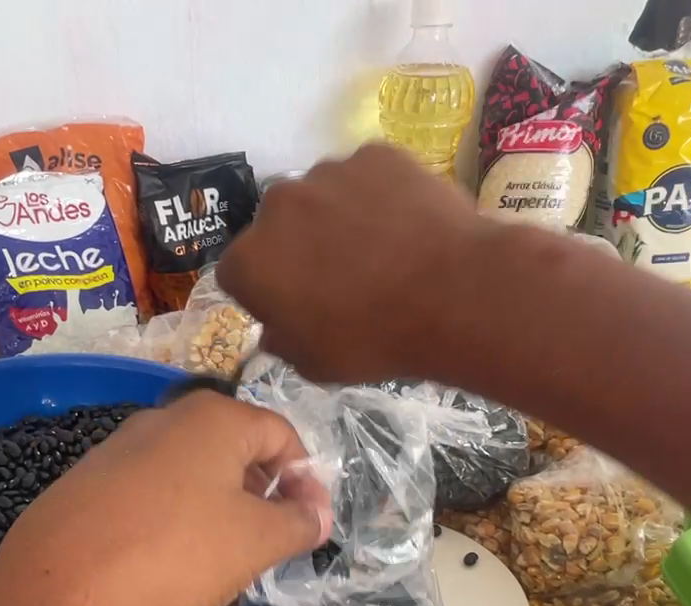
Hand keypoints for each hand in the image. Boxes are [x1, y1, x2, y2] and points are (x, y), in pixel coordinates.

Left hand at [0, 391, 332, 605]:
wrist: (61, 589)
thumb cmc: (175, 553)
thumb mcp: (255, 542)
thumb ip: (297, 523)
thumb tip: (319, 515)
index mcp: (213, 419)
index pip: (280, 434)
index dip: (305, 477)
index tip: (311, 521)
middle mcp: (163, 420)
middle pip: (232, 447)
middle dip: (261, 491)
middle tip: (271, 538)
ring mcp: (117, 449)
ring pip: (188, 470)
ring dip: (217, 505)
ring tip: (220, 554)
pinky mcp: (85, 484)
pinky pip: (148, 492)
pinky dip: (172, 516)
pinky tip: (165, 559)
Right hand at [215, 143, 504, 384]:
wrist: (452, 294)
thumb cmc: (373, 340)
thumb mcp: (314, 365)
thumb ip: (283, 342)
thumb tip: (276, 329)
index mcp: (251, 261)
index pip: (238, 274)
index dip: (264, 294)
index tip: (293, 309)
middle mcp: (277, 205)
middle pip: (276, 229)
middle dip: (297, 250)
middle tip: (338, 281)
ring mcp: (328, 172)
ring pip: (320, 198)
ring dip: (335, 221)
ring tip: (379, 253)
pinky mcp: (375, 154)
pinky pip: (365, 178)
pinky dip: (376, 198)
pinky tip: (404, 229)